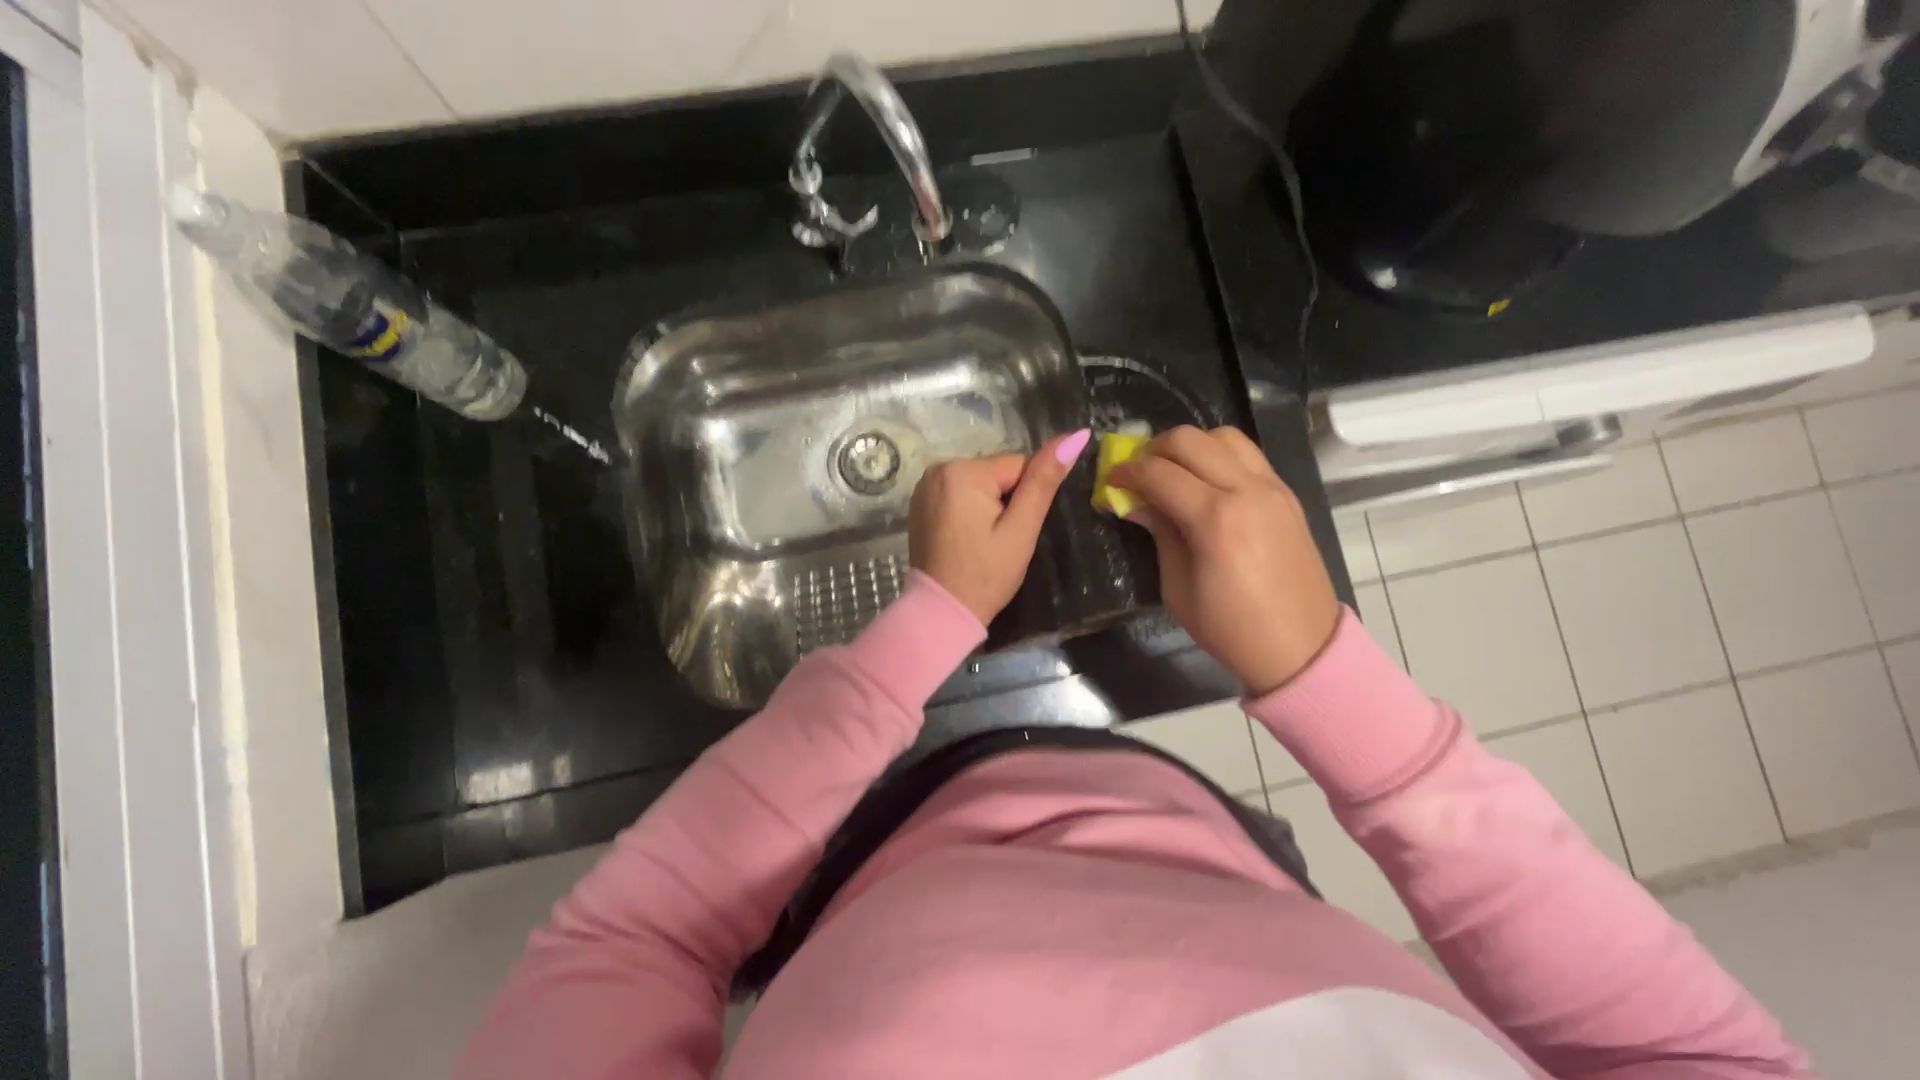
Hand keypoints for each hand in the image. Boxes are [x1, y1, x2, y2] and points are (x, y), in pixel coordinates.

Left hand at [909, 429, 1089, 625]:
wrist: (942, 612)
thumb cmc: (986, 575)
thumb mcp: (1021, 529)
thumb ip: (1044, 481)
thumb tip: (1076, 436)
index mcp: (962, 471)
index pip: (1019, 466)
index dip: (1026, 500)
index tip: (1016, 531)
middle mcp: (938, 469)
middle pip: (998, 473)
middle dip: (1007, 502)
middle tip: (1001, 541)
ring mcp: (925, 486)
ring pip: (981, 484)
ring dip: (990, 507)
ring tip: (984, 542)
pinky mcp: (921, 503)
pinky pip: (960, 495)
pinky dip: (971, 512)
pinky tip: (968, 540)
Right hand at [1109, 425, 1339, 694]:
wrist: (1301, 647)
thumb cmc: (1231, 629)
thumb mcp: (1178, 589)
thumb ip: (1161, 534)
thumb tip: (1139, 504)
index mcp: (1215, 519)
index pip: (1159, 473)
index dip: (1126, 472)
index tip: (1110, 481)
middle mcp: (1246, 490)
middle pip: (1189, 440)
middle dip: (1154, 449)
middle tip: (1138, 472)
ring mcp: (1272, 487)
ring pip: (1223, 436)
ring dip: (1191, 445)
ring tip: (1174, 470)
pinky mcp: (1286, 494)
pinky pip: (1248, 454)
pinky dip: (1219, 455)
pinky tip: (1206, 480)